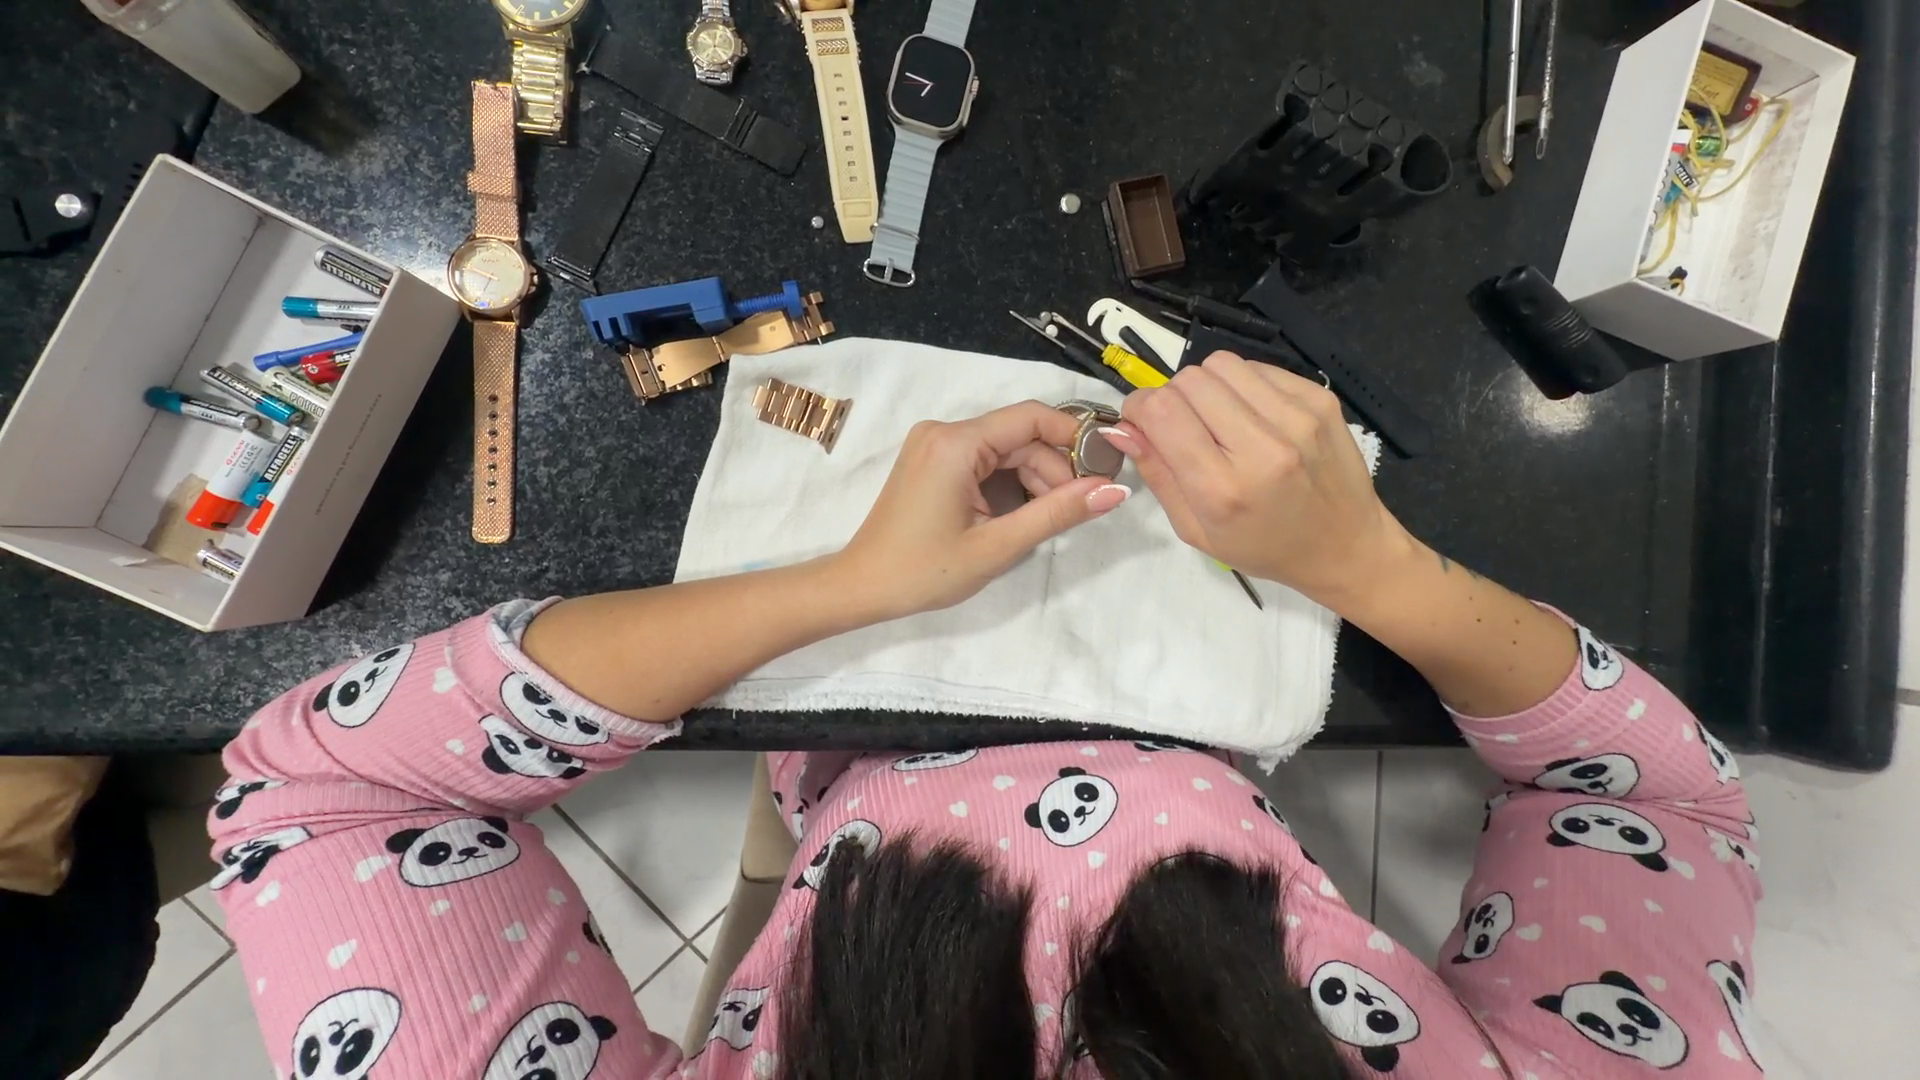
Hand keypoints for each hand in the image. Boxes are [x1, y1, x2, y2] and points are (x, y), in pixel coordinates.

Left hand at [833, 402, 1131, 619]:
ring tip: (1046, 519)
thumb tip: (1115, 491)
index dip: (1074, 437)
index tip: (1104, 469)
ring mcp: (934, 444)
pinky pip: (984, 459)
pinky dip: (1008, 482)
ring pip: (1005, 448)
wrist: (862, 587)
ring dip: (1033, 478)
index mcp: (955, 443)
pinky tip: (1019, 513)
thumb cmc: (925, 571)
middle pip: (1019, 435)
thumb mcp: (997, 546)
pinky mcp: (931, 459)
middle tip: (1077, 508)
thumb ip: (1057, 513)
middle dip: (1054, 468)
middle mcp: (943, 431)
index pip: (1031, 418)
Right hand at [1103, 352, 1407, 601]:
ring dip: (1206, 387)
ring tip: (1217, 420)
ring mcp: (1297, 418)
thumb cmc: (1262, 547)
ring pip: (1221, 364)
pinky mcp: (1320, 399)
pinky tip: (1250, 417)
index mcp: (1223, 489)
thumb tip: (1123, 428)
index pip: (1161, 411)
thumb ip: (1157, 474)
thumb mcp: (1195, 529)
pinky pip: (1257, 368)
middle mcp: (1262, 447)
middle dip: (1171, 398)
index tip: (1141, 424)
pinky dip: (1241, 386)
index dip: (1139, 409)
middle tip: (1182, 427)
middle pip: (1188, 381)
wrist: (1344, 545)